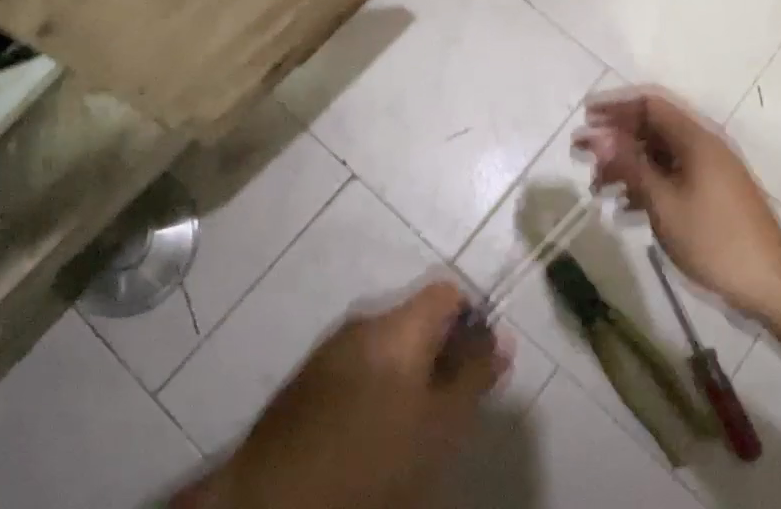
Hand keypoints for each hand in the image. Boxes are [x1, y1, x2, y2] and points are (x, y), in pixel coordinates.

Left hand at [191, 280, 508, 508]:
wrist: (279, 493)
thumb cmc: (374, 455)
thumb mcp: (441, 424)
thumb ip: (474, 375)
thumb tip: (501, 338)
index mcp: (396, 325)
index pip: (447, 292)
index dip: (473, 321)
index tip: (480, 365)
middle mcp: (360, 323)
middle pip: (416, 318)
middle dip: (442, 352)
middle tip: (454, 402)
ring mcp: (329, 349)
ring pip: (386, 344)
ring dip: (410, 372)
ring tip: (418, 423)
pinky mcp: (308, 379)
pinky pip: (358, 364)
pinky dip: (378, 385)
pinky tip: (378, 430)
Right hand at [578, 86, 780, 317]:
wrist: (771, 282)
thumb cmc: (714, 238)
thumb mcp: (663, 202)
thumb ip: (630, 166)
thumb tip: (598, 136)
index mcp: (696, 140)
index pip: (650, 105)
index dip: (615, 107)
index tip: (584, 118)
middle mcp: (703, 147)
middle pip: (652, 129)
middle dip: (614, 139)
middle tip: (580, 155)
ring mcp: (709, 171)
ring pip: (659, 156)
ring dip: (626, 166)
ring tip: (597, 189)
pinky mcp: (711, 194)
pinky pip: (671, 177)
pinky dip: (645, 185)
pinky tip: (624, 209)